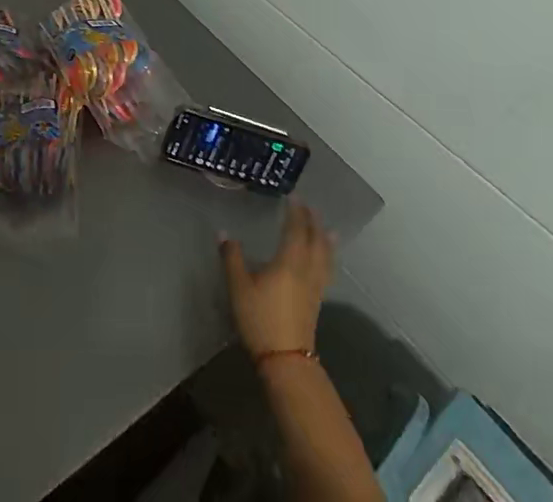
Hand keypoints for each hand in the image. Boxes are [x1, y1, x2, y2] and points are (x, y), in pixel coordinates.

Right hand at [220, 203, 334, 356]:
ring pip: (325, 254)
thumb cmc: (260, 318)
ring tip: (328, 228)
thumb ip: (232, 259)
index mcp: (290, 260)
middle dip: (313, 220)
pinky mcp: (318, 298)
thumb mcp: (239, 288)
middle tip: (309, 207)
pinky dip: (328, 256)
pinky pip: (327, 268)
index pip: (296, 228)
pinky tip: (326, 260)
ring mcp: (316, 284)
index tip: (295, 196)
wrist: (286, 357)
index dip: (296, 211)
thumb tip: (224, 233)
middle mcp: (308, 267)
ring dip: (325, 237)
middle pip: (315, 238)